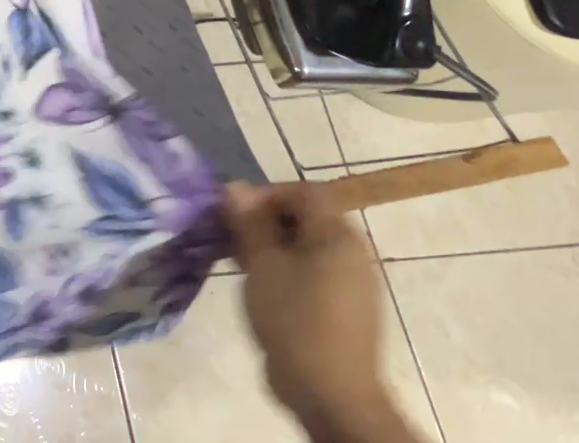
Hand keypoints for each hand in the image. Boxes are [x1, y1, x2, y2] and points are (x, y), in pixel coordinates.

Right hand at [224, 182, 418, 442]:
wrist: (330, 392)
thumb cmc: (294, 317)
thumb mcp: (262, 263)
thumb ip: (249, 222)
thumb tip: (235, 186)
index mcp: (338, 236)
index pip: (303, 192)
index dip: (264, 193)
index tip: (232, 210)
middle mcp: (352, 254)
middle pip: (303, 219)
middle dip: (261, 220)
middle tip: (226, 233)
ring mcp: (350, 284)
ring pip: (303, 247)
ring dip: (267, 245)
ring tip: (233, 259)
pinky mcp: (341, 308)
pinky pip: (309, 273)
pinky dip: (282, 269)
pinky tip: (255, 284)